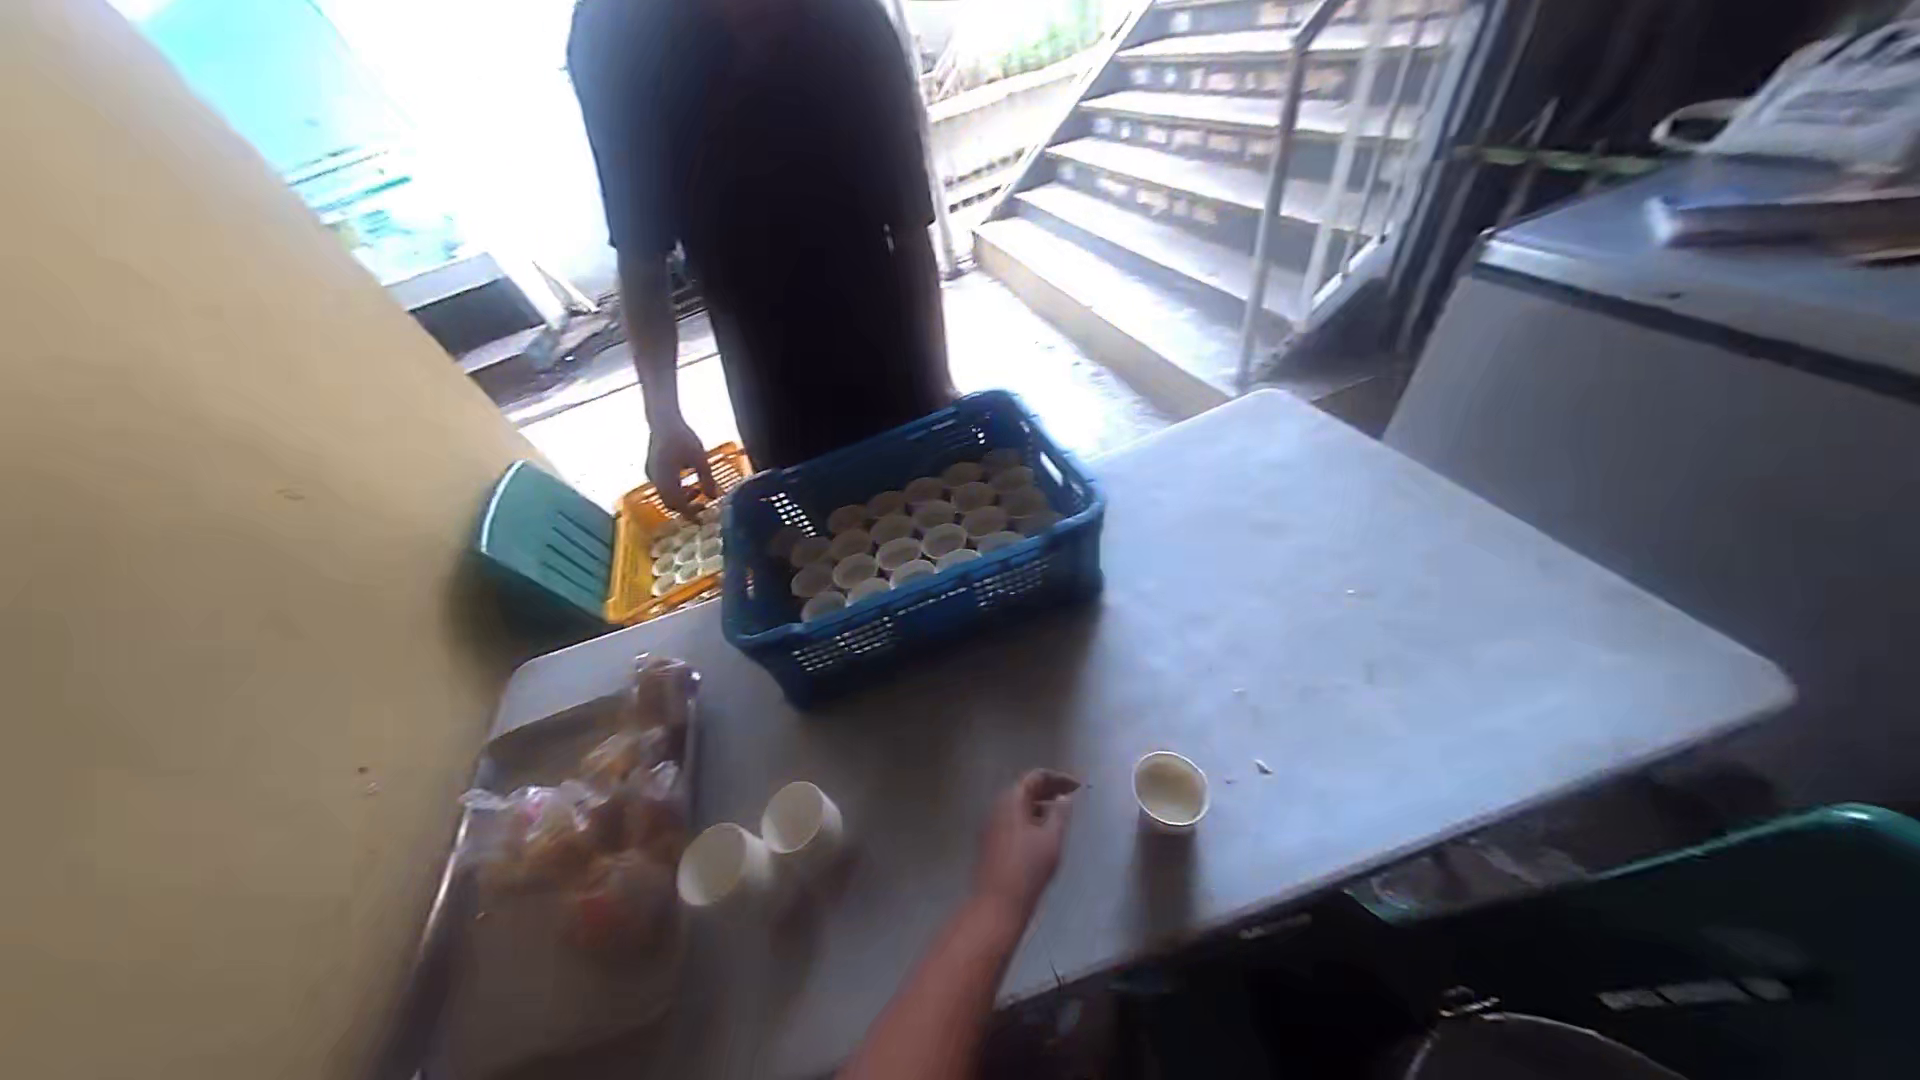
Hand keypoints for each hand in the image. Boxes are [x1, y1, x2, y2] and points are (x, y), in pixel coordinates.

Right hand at [646, 416, 716, 517]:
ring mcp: (651, 473)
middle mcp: (655, 477)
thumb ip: (707, 480)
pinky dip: (676, 489)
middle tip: (701, 506)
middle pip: (669, 502)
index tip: (700, 520)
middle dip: (685, 507)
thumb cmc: (683, 438)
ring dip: (681, 497)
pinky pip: (664, 486)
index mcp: (665, 477)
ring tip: (697, 491)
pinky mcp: (652, 468)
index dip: (688, 513)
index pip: (676, 503)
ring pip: (666, 494)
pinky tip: (688, 482)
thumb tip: (713, 498)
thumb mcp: (700, 459)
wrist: (663, 421)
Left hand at [972, 770, 1079, 919]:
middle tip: (1072, 796)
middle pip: (1026, 788)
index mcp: (1011, 800)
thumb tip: (1065, 796)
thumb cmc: (1028, 870)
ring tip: (1062, 812)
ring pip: (1020, 804)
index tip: (1078, 786)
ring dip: (1041, 803)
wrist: (997, 905)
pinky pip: (1014, 818)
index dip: (1058, 778)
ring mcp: (993, 823)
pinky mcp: (993, 839)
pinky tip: (1045, 830)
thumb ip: (1060, 813)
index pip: (1036, 777)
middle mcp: (998, 805)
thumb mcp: (1051, 839)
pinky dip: (1032, 817)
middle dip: (1050, 789)